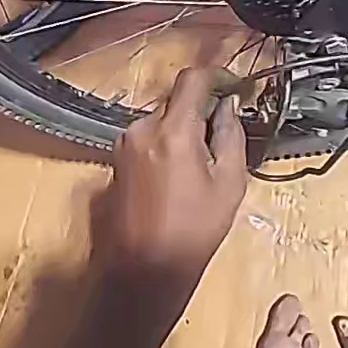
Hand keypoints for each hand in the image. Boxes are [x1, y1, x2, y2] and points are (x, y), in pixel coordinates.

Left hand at [97, 68, 248, 283]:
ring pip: (161, 121)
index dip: (217, 76)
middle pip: (176, 102)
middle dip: (199, 111)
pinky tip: (174, 176)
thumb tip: (228, 106)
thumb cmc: (194, 229)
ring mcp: (123, 144)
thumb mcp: (229, 183)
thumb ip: (230, 134)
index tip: (233, 86)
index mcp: (173, 131)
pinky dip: (164, 145)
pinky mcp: (114, 160)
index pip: (193, 80)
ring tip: (198, 164)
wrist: (143, 271)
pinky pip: (146, 138)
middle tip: (219, 135)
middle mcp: (142, 128)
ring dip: (181, 130)